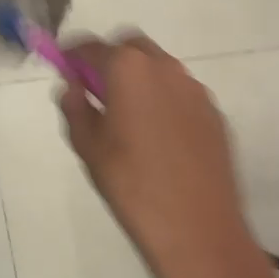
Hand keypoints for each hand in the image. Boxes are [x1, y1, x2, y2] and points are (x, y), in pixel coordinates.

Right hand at [59, 32, 278, 277]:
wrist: (198, 231)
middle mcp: (164, 68)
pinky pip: (181, 94)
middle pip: (130, 47)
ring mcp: (195, 91)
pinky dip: (165, 101)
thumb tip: (73, 87)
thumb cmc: (132, 183)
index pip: (90, 46)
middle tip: (97, 90)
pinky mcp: (215, 116)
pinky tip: (158, 136)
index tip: (63, 67)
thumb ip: (74, 106)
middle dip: (111, 60)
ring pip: (160, 69)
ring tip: (129, 117)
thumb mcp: (87, 145)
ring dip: (140, 79)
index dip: (72, 55)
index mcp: (127, 68)